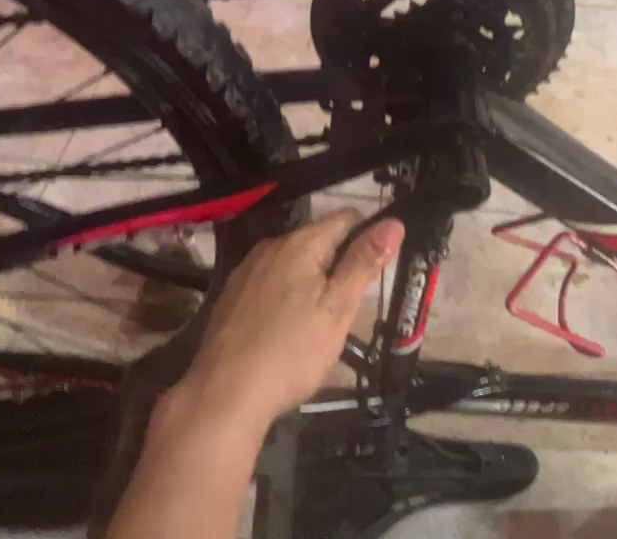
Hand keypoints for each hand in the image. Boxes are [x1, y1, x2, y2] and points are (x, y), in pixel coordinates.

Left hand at [169, 210, 403, 435]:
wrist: (223, 396)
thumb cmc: (290, 352)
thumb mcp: (337, 309)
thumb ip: (364, 262)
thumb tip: (393, 222)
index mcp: (300, 243)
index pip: (347, 218)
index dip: (368, 236)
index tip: (376, 270)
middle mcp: (270, 246)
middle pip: (319, 240)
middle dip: (339, 264)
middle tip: (348, 307)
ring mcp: (247, 271)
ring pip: (294, 263)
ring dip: (312, 280)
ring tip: (320, 322)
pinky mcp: (232, 296)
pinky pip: (271, 282)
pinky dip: (286, 295)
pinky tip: (287, 329)